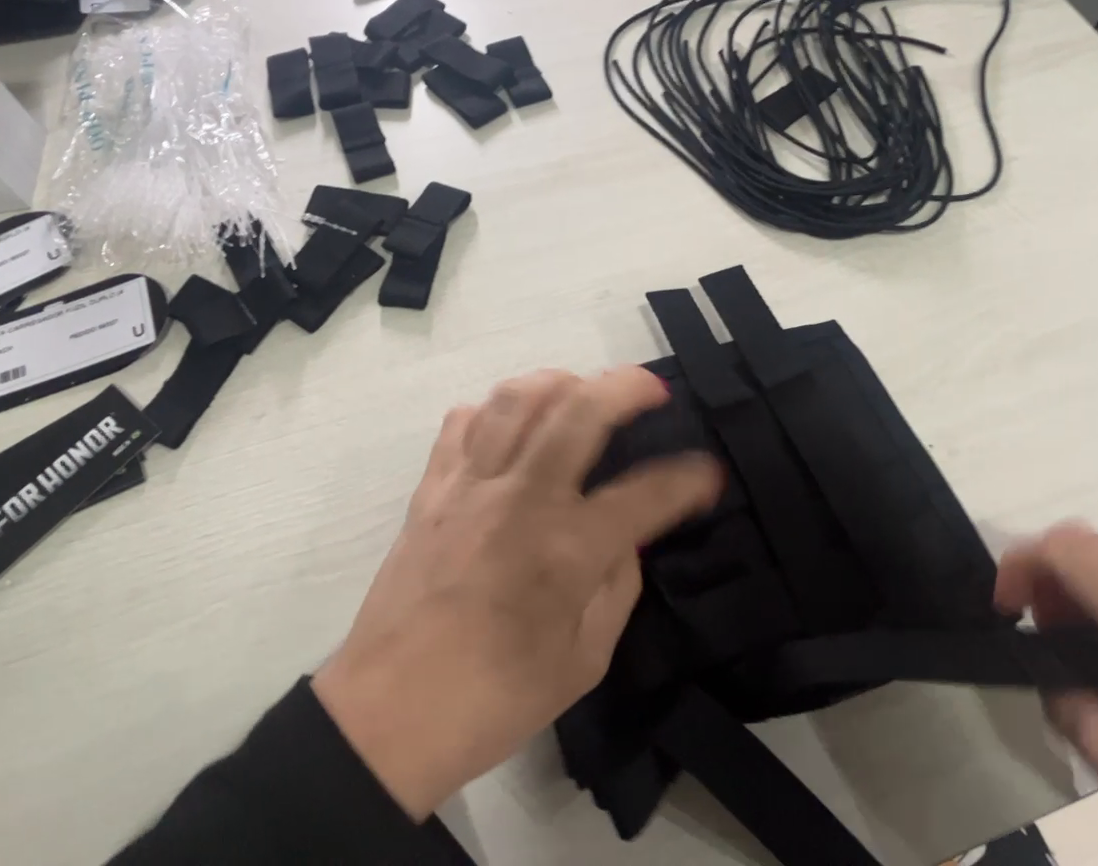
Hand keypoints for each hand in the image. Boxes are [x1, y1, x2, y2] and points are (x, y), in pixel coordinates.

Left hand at [311, 367, 720, 819]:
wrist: (390, 715)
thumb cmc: (496, 699)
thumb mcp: (584, 660)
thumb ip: (617, 586)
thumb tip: (626, 537)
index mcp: (568, 548)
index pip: (647, 492)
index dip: (690, 478)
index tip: (708, 474)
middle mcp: (521, 499)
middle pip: (578, 409)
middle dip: (626, 386)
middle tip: (652, 390)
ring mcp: (469, 487)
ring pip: (515, 399)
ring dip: (558, 381)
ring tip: (581, 392)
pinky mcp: (430, 491)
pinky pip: (461, 423)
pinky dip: (493, 411)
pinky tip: (510, 427)